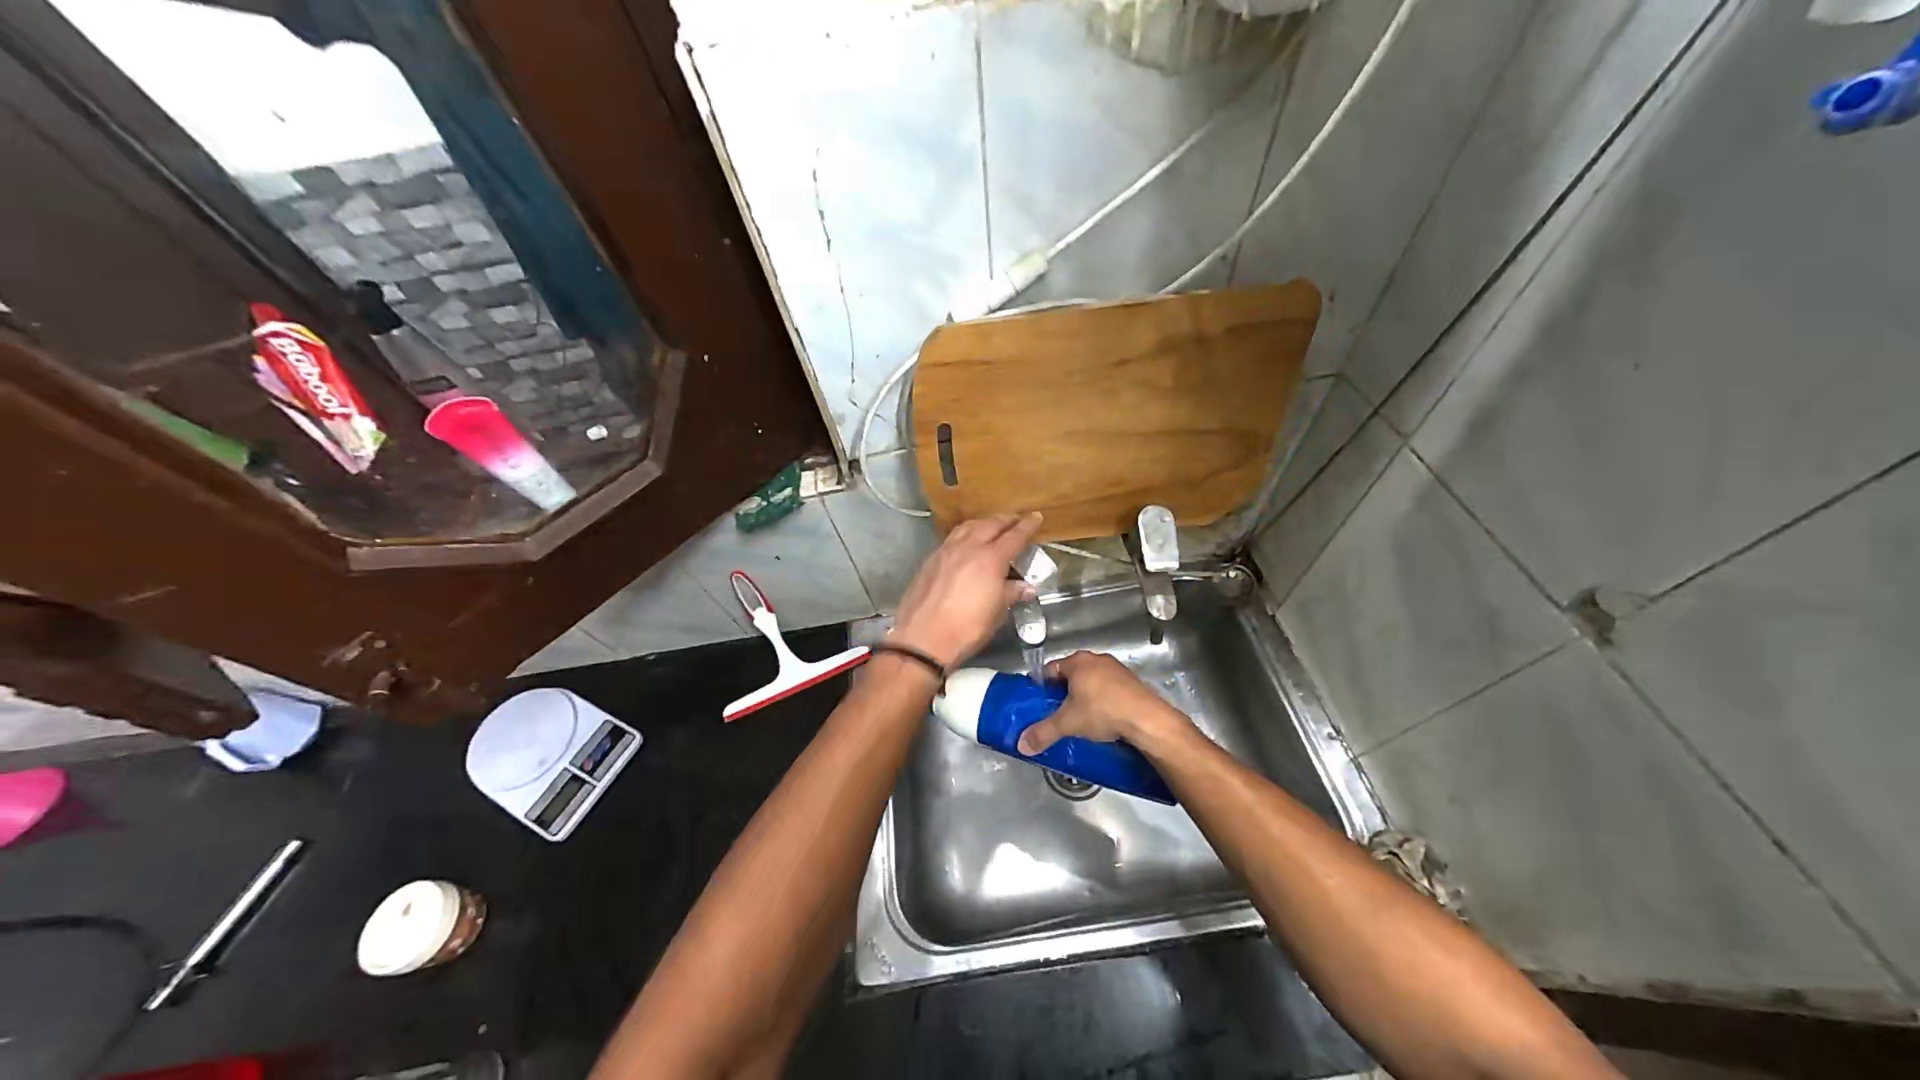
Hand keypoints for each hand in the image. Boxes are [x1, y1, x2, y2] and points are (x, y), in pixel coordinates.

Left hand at [890, 513, 1042, 667]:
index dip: (1027, 526)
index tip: (1036, 517)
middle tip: (1017, 519)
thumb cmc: (966, 629)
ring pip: (968, 527)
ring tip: (992, 526)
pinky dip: (965, 534)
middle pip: (990, 524)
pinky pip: (952, 538)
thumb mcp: (996, 613)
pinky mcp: (930, 560)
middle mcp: (968, 548)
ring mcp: (946, 551)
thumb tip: (1026, 587)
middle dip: (1006, 520)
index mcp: (990, 559)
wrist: (923, 638)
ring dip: (984, 523)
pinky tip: (967, 543)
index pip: (1014, 536)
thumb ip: (1010, 594)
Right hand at [1016, 651, 1191, 755]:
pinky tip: (1103, 718)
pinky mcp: (1131, 681)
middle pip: (1071, 675)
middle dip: (1063, 693)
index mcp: (1078, 661)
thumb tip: (1021, 745)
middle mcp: (1096, 659)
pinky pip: (1108, 688)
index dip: (1042, 687)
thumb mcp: (1068, 723)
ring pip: (1091, 681)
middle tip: (1058, 713)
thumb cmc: (1103, 712)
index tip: (1039, 704)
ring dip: (1084, 696)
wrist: (1148, 720)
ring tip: (1080, 718)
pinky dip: (1102, 700)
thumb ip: (1043, 732)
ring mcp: (1116, 669)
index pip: (1050, 669)